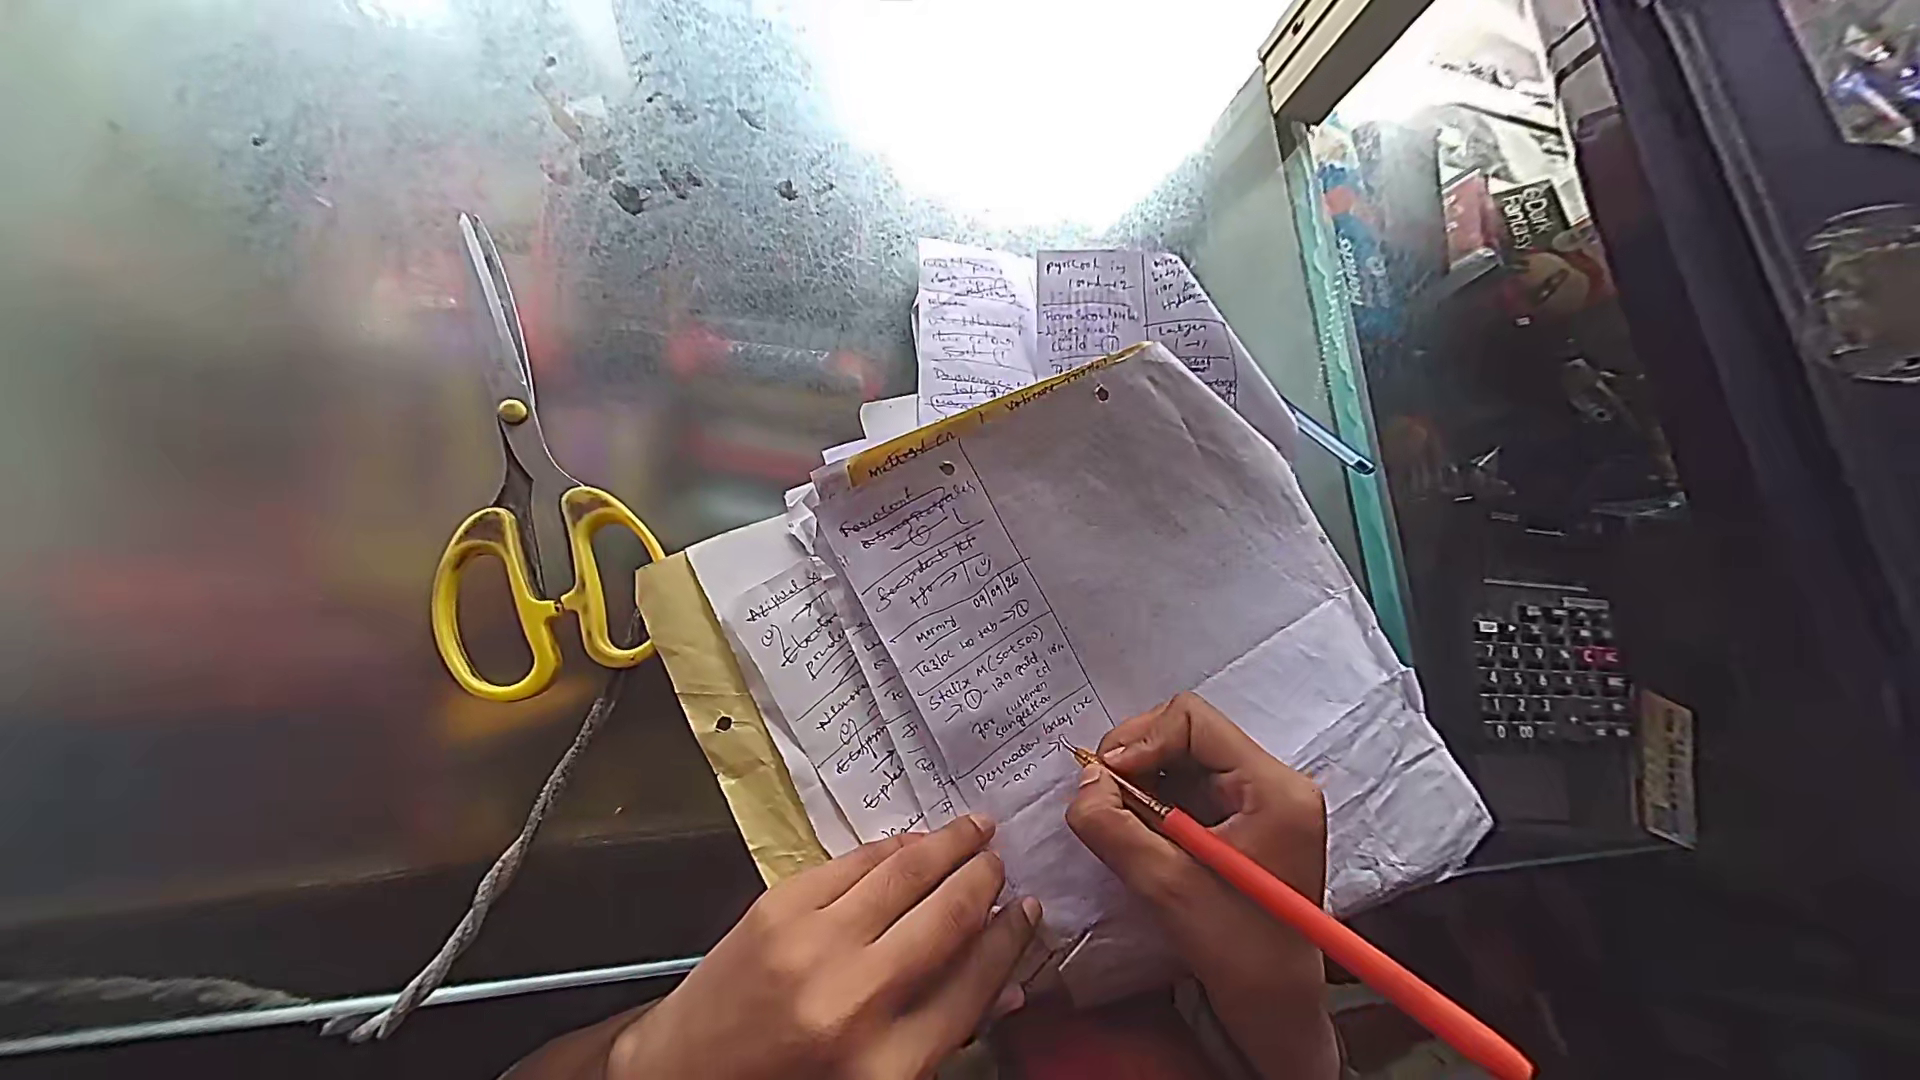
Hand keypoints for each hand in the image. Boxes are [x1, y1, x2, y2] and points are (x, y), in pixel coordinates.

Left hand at [607, 815, 1039, 1079]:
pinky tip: (916, 840)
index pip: (973, 984)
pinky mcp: (782, 905)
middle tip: (999, 858)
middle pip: (946, 918)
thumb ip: (939, 1031)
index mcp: (886, 1066)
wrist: (682, 1075)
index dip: (1009, 941)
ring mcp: (815, 942)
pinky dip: (895, 846)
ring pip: (906, 872)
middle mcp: (856, 999)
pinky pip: (857, 861)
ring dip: (948, 843)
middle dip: (983, 879)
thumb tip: (1006, 982)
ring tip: (975, 827)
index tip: (1027, 909)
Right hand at [1066, 693, 1338, 1079]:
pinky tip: (1139, 820)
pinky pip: (1182, 773)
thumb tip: (1085, 780)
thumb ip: (1114, 828)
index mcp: (1272, 789)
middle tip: (1105, 790)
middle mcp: (1270, 778)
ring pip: (1179, 747)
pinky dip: (1150, 788)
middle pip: (1185, 727)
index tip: (1110, 774)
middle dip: (1136, 754)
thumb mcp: (1166, 888)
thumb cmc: (1237, 954)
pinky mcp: (1239, 807)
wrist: (1274, 1007)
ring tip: (1122, 810)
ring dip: (1140, 773)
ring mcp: (1256, 791)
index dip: (1143, 737)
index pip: (1194, 719)